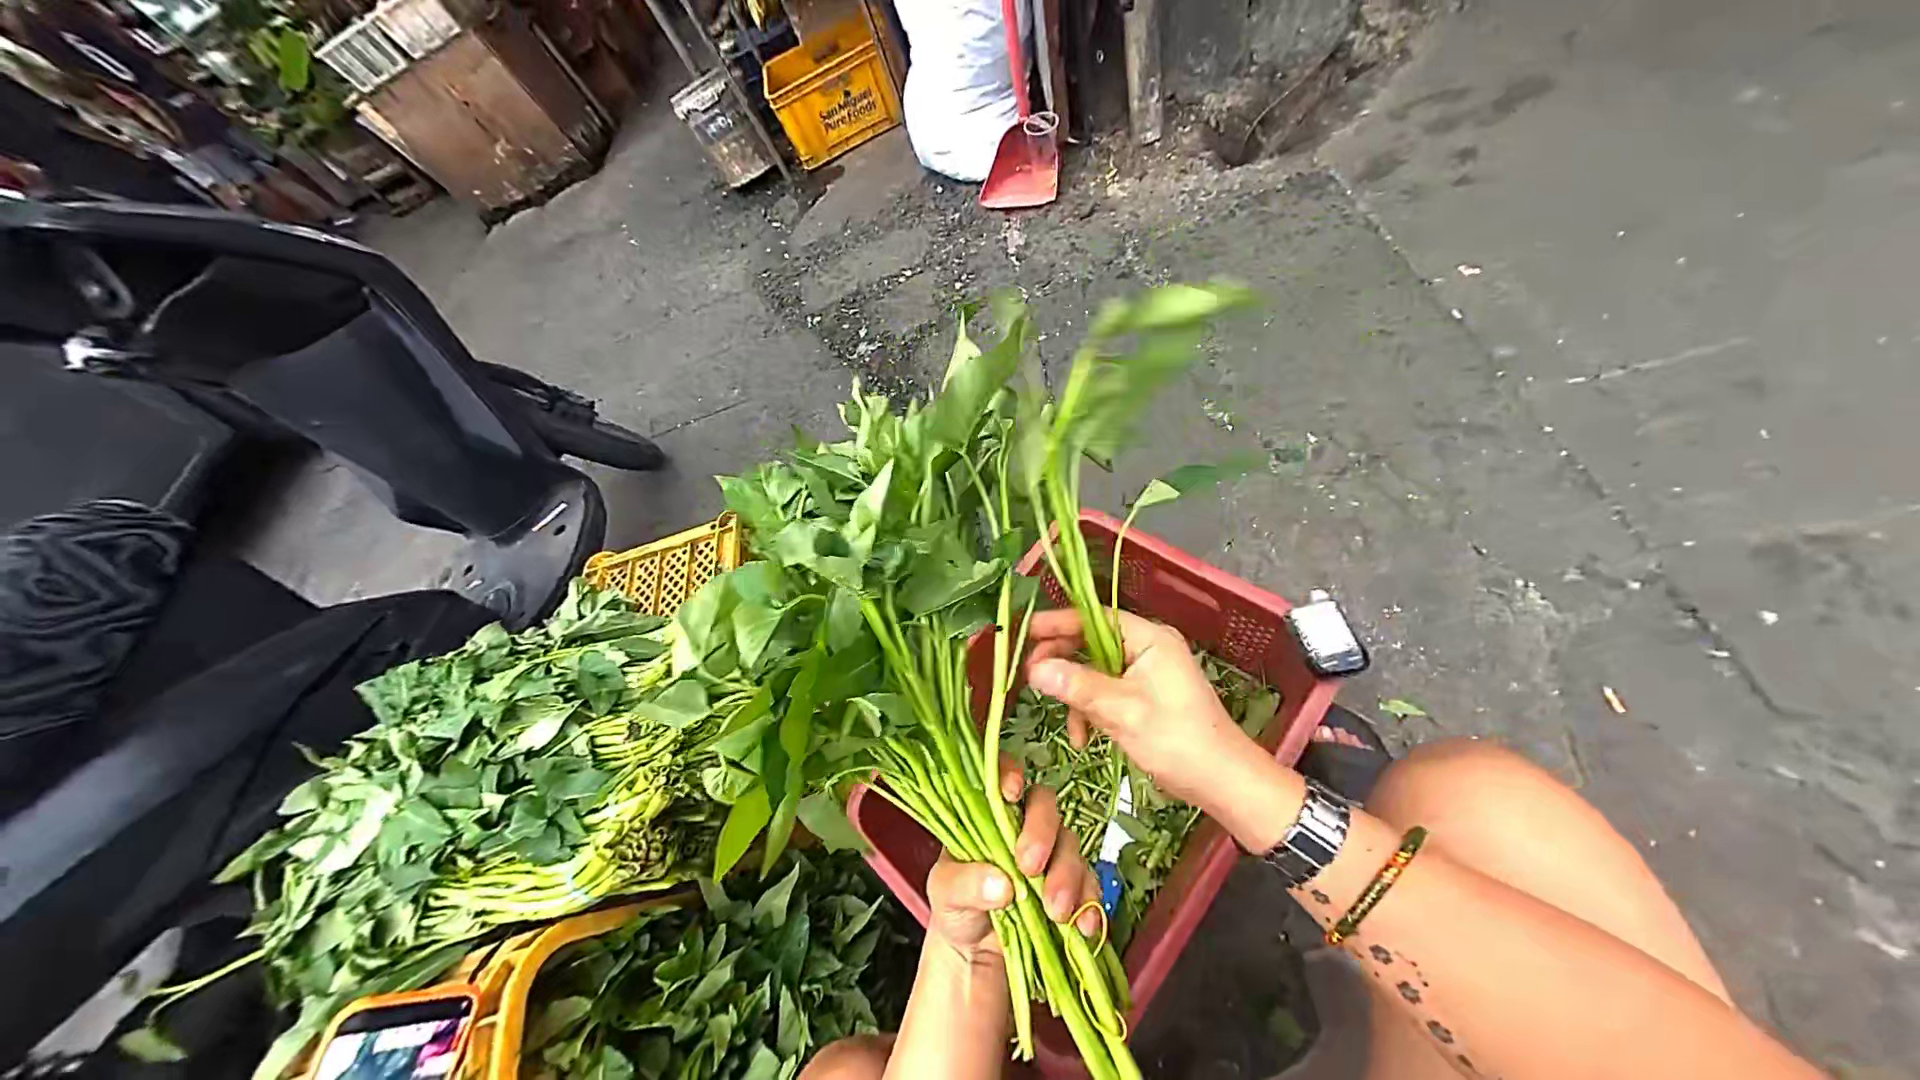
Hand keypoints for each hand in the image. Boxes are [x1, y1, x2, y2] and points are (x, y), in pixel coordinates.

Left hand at [924, 758, 1102, 965]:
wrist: (974, 956)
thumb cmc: (955, 907)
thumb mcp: (945, 894)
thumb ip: (966, 885)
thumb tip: (1002, 886)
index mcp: (989, 814)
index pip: (1002, 776)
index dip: (1010, 773)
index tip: (1012, 792)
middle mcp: (1023, 825)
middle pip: (1044, 805)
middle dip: (1042, 832)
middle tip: (1030, 867)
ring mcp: (1051, 853)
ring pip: (1069, 843)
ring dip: (1067, 873)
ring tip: (1055, 911)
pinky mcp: (1072, 884)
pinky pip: (1089, 882)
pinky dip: (1090, 900)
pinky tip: (1084, 923)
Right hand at [1024, 608, 1276, 820]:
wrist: (1223, 783)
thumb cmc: (1177, 741)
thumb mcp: (1122, 713)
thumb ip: (1078, 686)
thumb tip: (1035, 669)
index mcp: (1149, 638)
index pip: (1094, 618)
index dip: (1056, 623)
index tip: (1024, 632)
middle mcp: (1147, 647)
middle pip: (1091, 642)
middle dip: (1062, 664)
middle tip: (1031, 679)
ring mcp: (1146, 671)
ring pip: (1094, 670)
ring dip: (1077, 695)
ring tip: (1067, 724)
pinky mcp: (1144, 694)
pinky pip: (1106, 690)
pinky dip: (1091, 710)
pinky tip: (1084, 737)